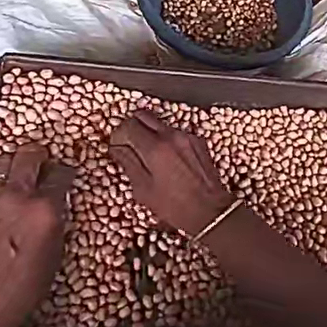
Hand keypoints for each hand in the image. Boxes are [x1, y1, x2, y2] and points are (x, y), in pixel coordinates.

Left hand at [0, 145, 75, 326]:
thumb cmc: (19, 290)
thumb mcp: (55, 253)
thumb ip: (57, 220)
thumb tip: (57, 206)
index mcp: (44, 209)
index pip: (61, 174)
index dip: (67, 171)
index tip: (68, 172)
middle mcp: (16, 199)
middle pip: (28, 155)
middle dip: (40, 153)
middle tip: (45, 156)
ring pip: (2, 163)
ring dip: (14, 161)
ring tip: (22, 166)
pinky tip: (3, 190)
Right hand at [109, 110, 234, 235]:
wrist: (210, 209)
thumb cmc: (176, 205)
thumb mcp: (143, 189)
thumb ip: (128, 163)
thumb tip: (118, 148)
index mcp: (155, 148)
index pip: (128, 125)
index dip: (118, 135)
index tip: (117, 146)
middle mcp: (172, 136)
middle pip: (143, 116)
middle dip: (132, 127)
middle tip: (128, 144)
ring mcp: (187, 136)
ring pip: (159, 123)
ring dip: (149, 133)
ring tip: (148, 156)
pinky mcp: (197, 140)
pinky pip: (174, 132)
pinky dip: (165, 139)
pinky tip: (166, 159)